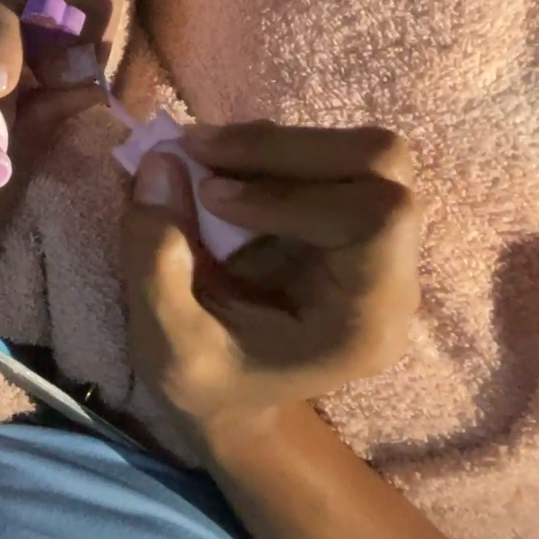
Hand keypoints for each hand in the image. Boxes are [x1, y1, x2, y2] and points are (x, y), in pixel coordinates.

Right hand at [119, 122, 425, 452]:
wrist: (232, 397)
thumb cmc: (207, 384)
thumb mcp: (164, 343)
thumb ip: (154, 262)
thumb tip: (161, 163)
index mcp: (363, 316)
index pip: (377, 216)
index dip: (289, 192)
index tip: (210, 200)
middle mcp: (384, 270)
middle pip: (379, 163)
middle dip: (278, 146)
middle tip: (194, 150)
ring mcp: (363, 239)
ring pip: (351, 149)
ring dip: (264, 141)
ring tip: (196, 155)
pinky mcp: (331, 214)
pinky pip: (315, 153)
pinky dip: (255, 146)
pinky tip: (210, 168)